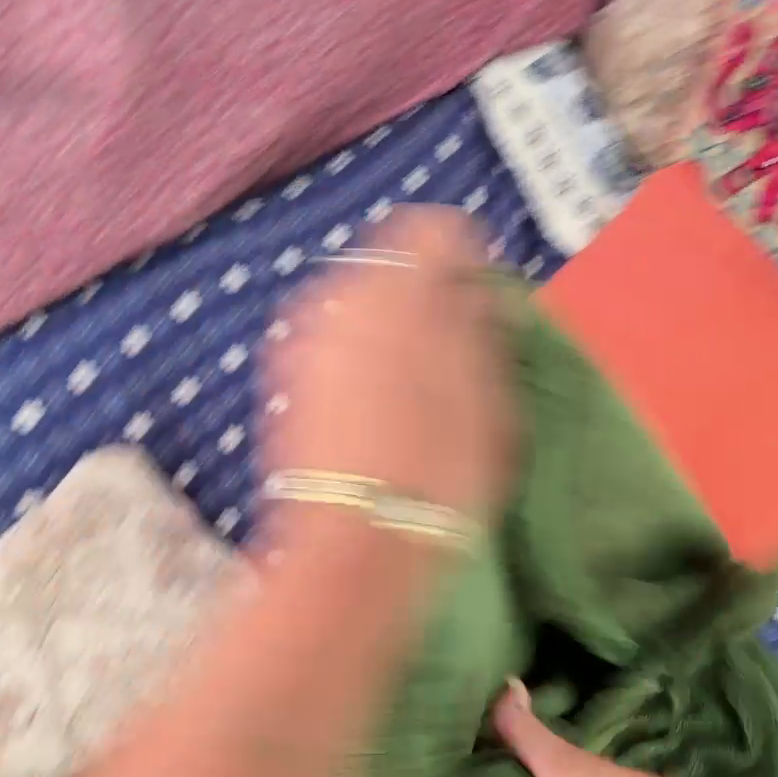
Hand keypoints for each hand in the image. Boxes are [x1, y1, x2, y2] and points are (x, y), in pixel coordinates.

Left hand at [264, 207, 510, 524]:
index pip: (437, 230)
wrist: (356, 546)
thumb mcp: (490, 404)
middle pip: (391, 262)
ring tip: (418, 374)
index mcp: (403, 293)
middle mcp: (344, 298)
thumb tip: (482, 296)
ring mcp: (307, 337)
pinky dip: (360, 349)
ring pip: (358, 300)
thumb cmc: (440, 477)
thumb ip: (485, 333)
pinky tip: (379, 398)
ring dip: (391, 320)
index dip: (468, 256)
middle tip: (457, 339)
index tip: (485, 296)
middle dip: (425, 288)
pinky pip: (334, 338)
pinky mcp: (286, 376)